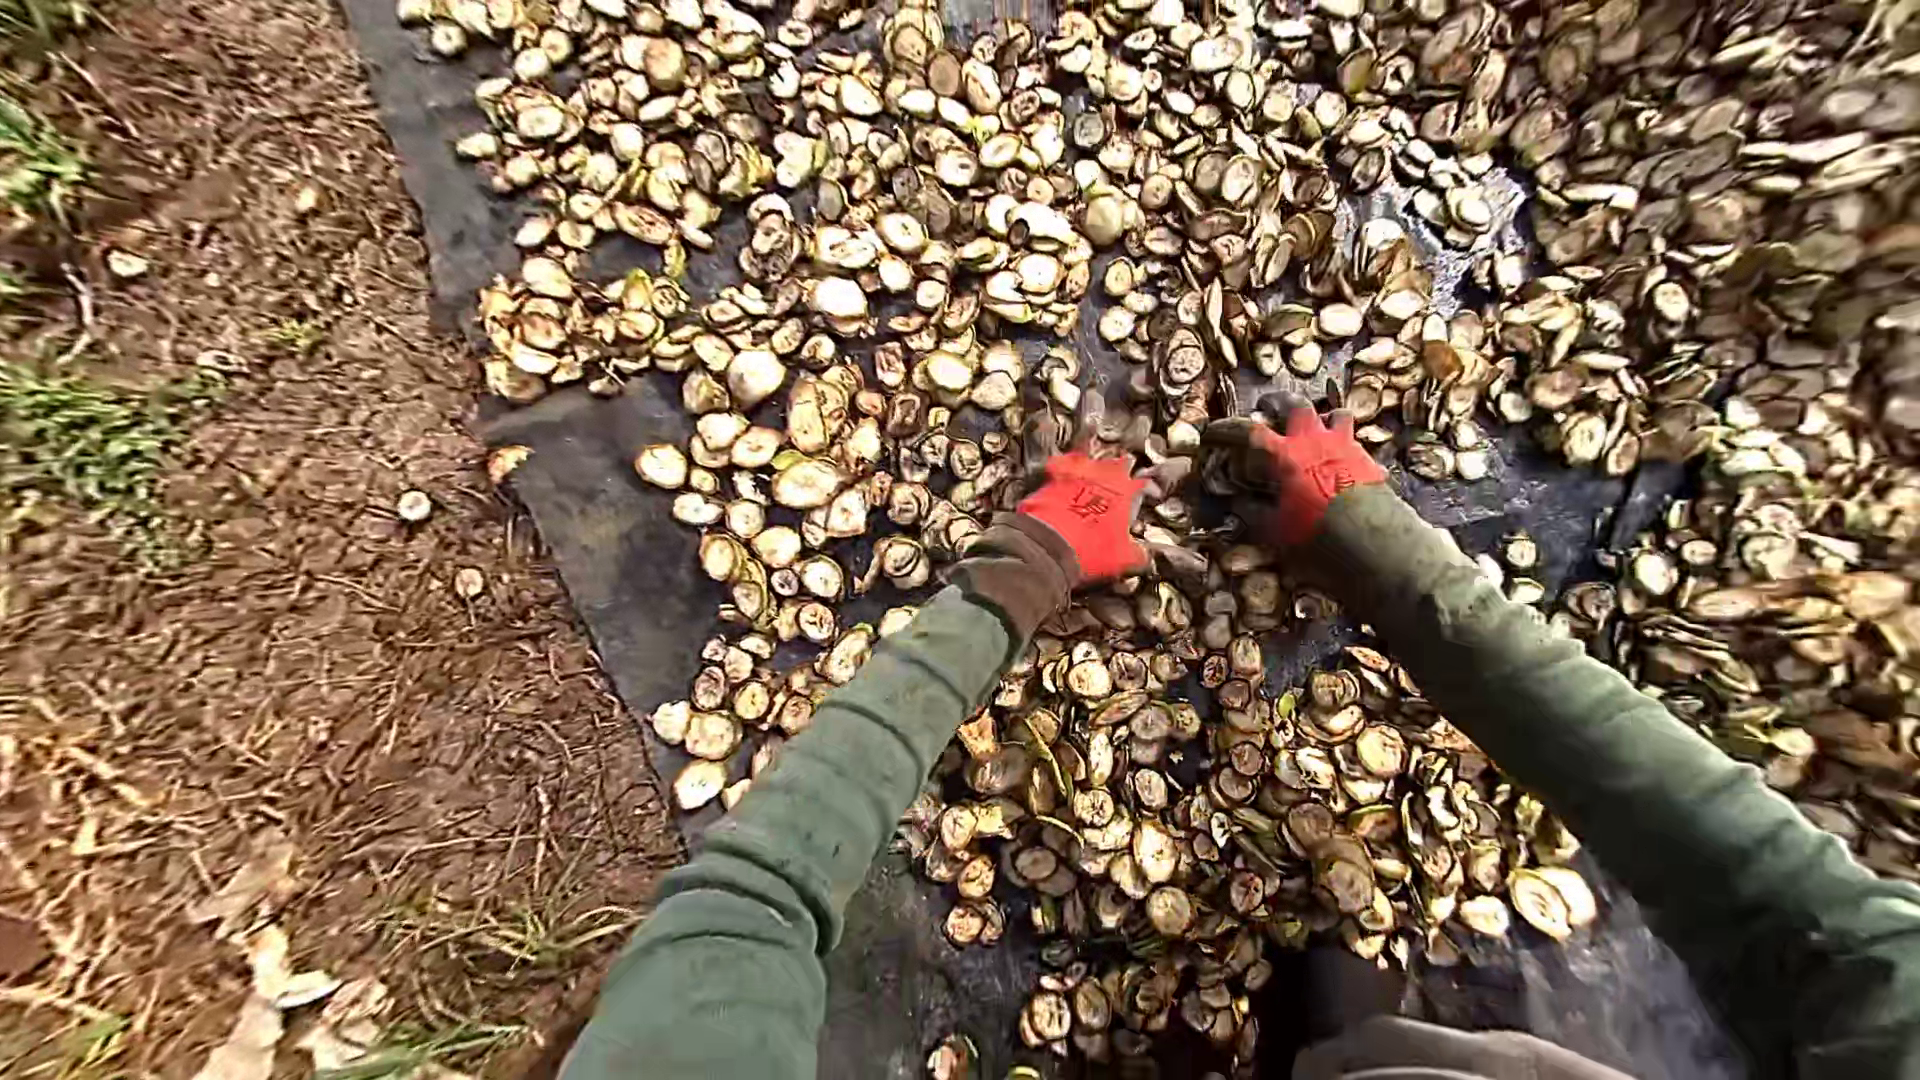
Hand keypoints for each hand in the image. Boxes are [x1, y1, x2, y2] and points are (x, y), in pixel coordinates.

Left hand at [1014, 387, 1190, 586]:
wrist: (1049, 548)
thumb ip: (1145, 555)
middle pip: (1125, 448)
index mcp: (1129, 494)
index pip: (1156, 479)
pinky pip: (1046, 444)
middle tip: (1143, 415)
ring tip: (1093, 393)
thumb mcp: (1124, 559)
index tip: (1182, 461)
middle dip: (1137, 432)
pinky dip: (1043, 430)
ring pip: (1088, 436)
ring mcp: (1078, 467)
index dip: (1170, 471)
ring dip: (1091, 415)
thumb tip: (1168, 562)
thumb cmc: (1090, 553)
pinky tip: (1041, 413)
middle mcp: (1107, 473)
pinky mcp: (1050, 469)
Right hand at [1204, 399, 1386, 546]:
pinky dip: (1341, 443)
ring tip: (1313, 426)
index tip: (1213, 431)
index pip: (1249, 432)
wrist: (1372, 536)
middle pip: (1296, 405)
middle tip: (1267, 406)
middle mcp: (1314, 441)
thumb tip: (1237, 502)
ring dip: (1322, 417)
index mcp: (1285, 455)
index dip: (1227, 429)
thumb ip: (1253, 510)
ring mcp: (1344, 445)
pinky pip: (1352, 440)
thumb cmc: (1314, 530)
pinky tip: (1337, 457)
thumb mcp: (1274, 527)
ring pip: (1334, 414)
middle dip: (1278, 402)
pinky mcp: (1367, 458)